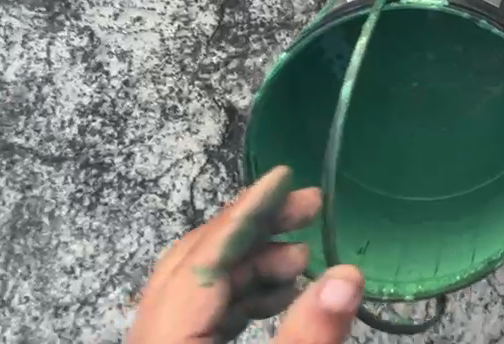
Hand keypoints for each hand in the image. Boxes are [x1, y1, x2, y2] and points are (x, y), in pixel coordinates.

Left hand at [128, 166, 364, 343]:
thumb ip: (308, 338)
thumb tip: (349, 273)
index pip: (200, 262)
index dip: (244, 214)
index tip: (285, 176)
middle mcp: (154, 343)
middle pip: (191, 266)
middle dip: (253, 230)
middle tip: (309, 209)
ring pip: (197, 292)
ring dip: (253, 264)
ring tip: (305, 260)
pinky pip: (200, 317)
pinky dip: (243, 295)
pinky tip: (282, 296)